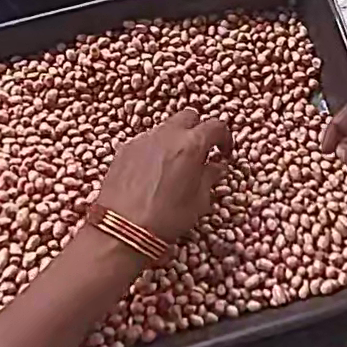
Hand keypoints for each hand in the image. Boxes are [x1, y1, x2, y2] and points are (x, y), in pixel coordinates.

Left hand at [95, 109, 231, 239]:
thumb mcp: (198, 201)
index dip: (224, 138)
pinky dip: (154, 150)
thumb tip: (215, 167)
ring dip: (175, 140)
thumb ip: (209, 177)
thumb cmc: (164, 218)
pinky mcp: (124, 150)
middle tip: (201, 152)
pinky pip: (146, 142)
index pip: (216, 126)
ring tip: (175, 166)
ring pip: (165, 128)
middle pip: (188, 117)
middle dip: (198, 130)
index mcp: (191, 145)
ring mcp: (143, 140)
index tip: (223, 152)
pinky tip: (153, 173)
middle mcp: (166, 135)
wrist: (122, 229)